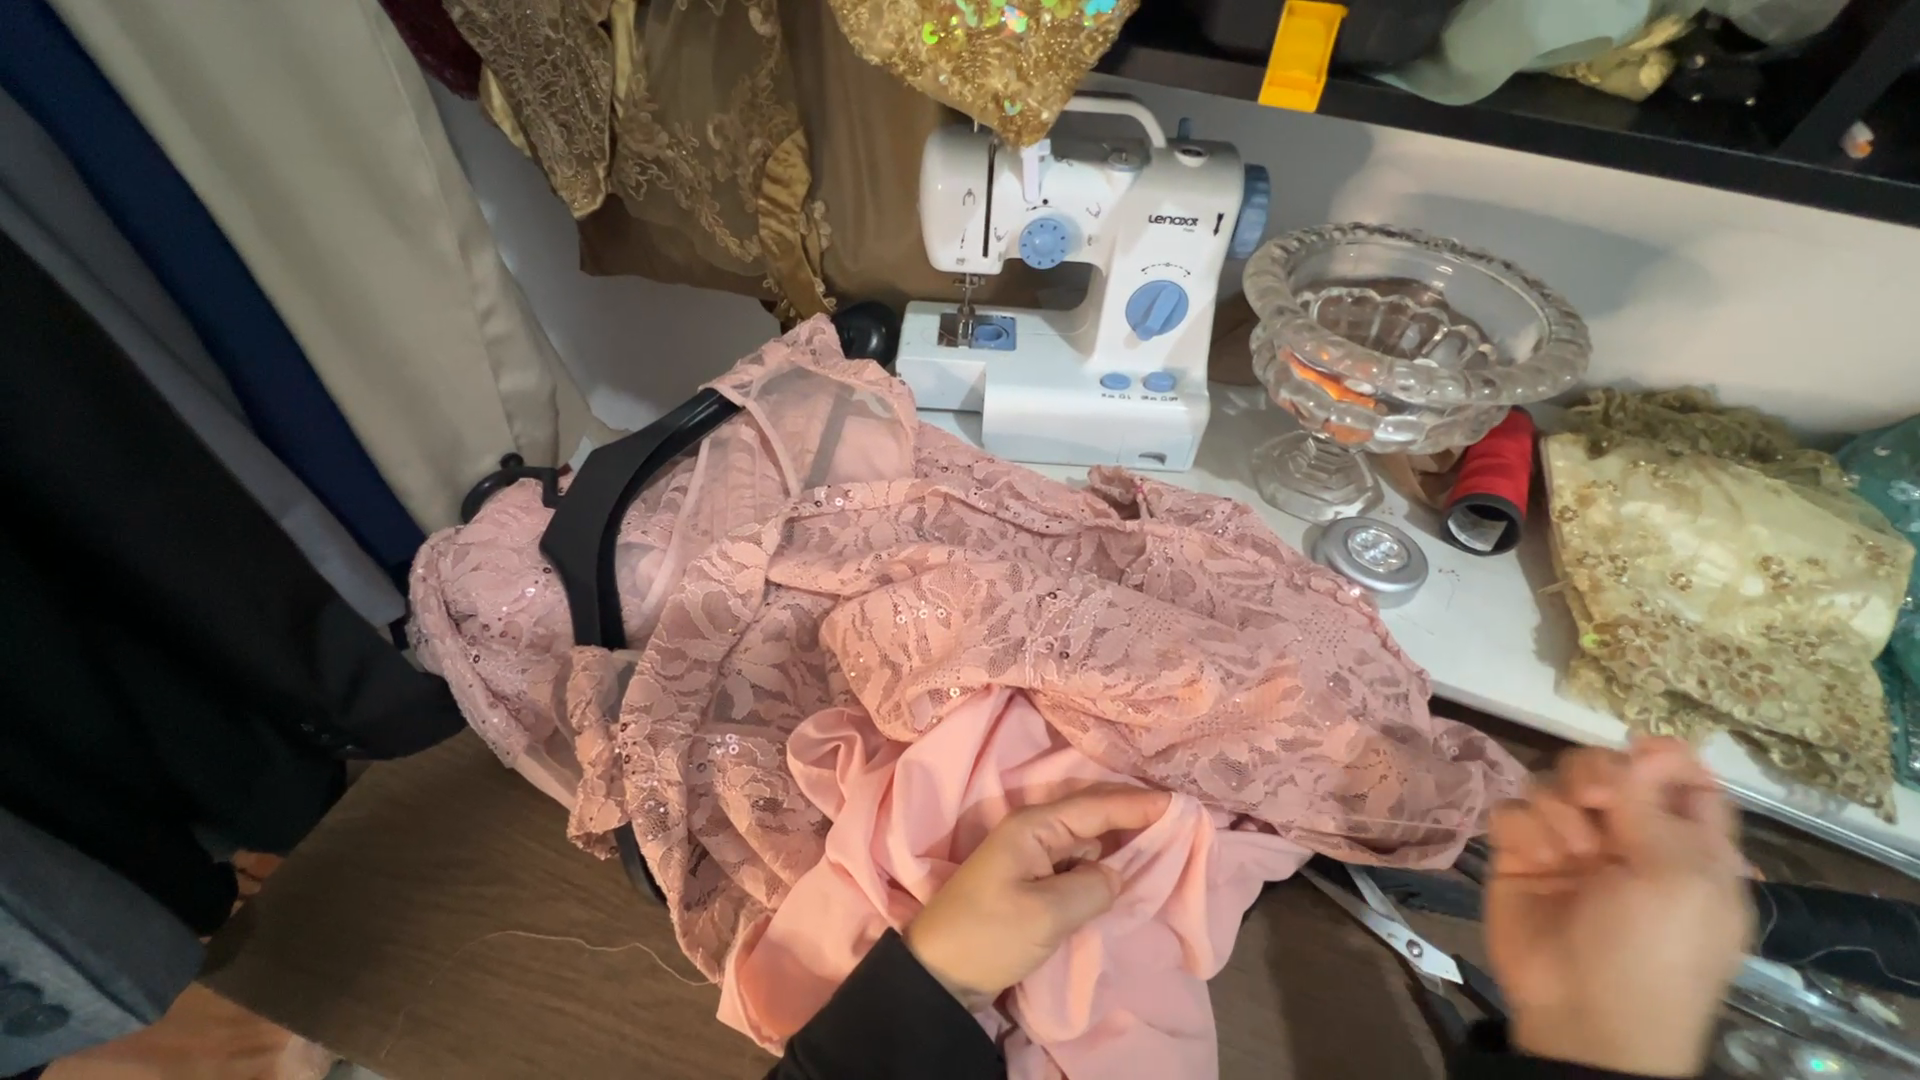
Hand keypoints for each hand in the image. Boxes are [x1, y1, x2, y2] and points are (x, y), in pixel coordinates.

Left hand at [904, 786, 1170, 1008]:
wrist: (939, 972)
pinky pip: (1078, 860)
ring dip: (1122, 838)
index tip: (1182, 803)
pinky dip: (1104, 862)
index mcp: (1035, 826)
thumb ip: (1092, 888)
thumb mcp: (1045, 914)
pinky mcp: (1033, 879)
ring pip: (1088, 837)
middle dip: (1134, 813)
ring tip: (1166, 838)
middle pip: (1094, 813)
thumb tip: (1117, 874)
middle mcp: (1035, 830)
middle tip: (1180, 816)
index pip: (1097, 806)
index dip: (1139, 804)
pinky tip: (1128, 869)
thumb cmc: (988, 934)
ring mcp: (1033, 854)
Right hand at [1486, 738, 1751, 1078]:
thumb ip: (1655, 805)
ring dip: (1558, 810)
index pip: (1682, 780)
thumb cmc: (1652, 949)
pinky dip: (1523, 830)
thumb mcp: (1677, 878)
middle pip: (1605, 768)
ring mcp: (1568, 845)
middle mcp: (1627, 837)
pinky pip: (1510, 811)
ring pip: (1550, 783)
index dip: (1663, 758)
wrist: (1581, 1007)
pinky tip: (1533, 860)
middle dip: (1595, 774)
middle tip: (1595, 800)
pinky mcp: (1518, 853)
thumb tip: (1651, 743)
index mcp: (1687, 846)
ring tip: (1569, 853)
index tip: (1639, 748)